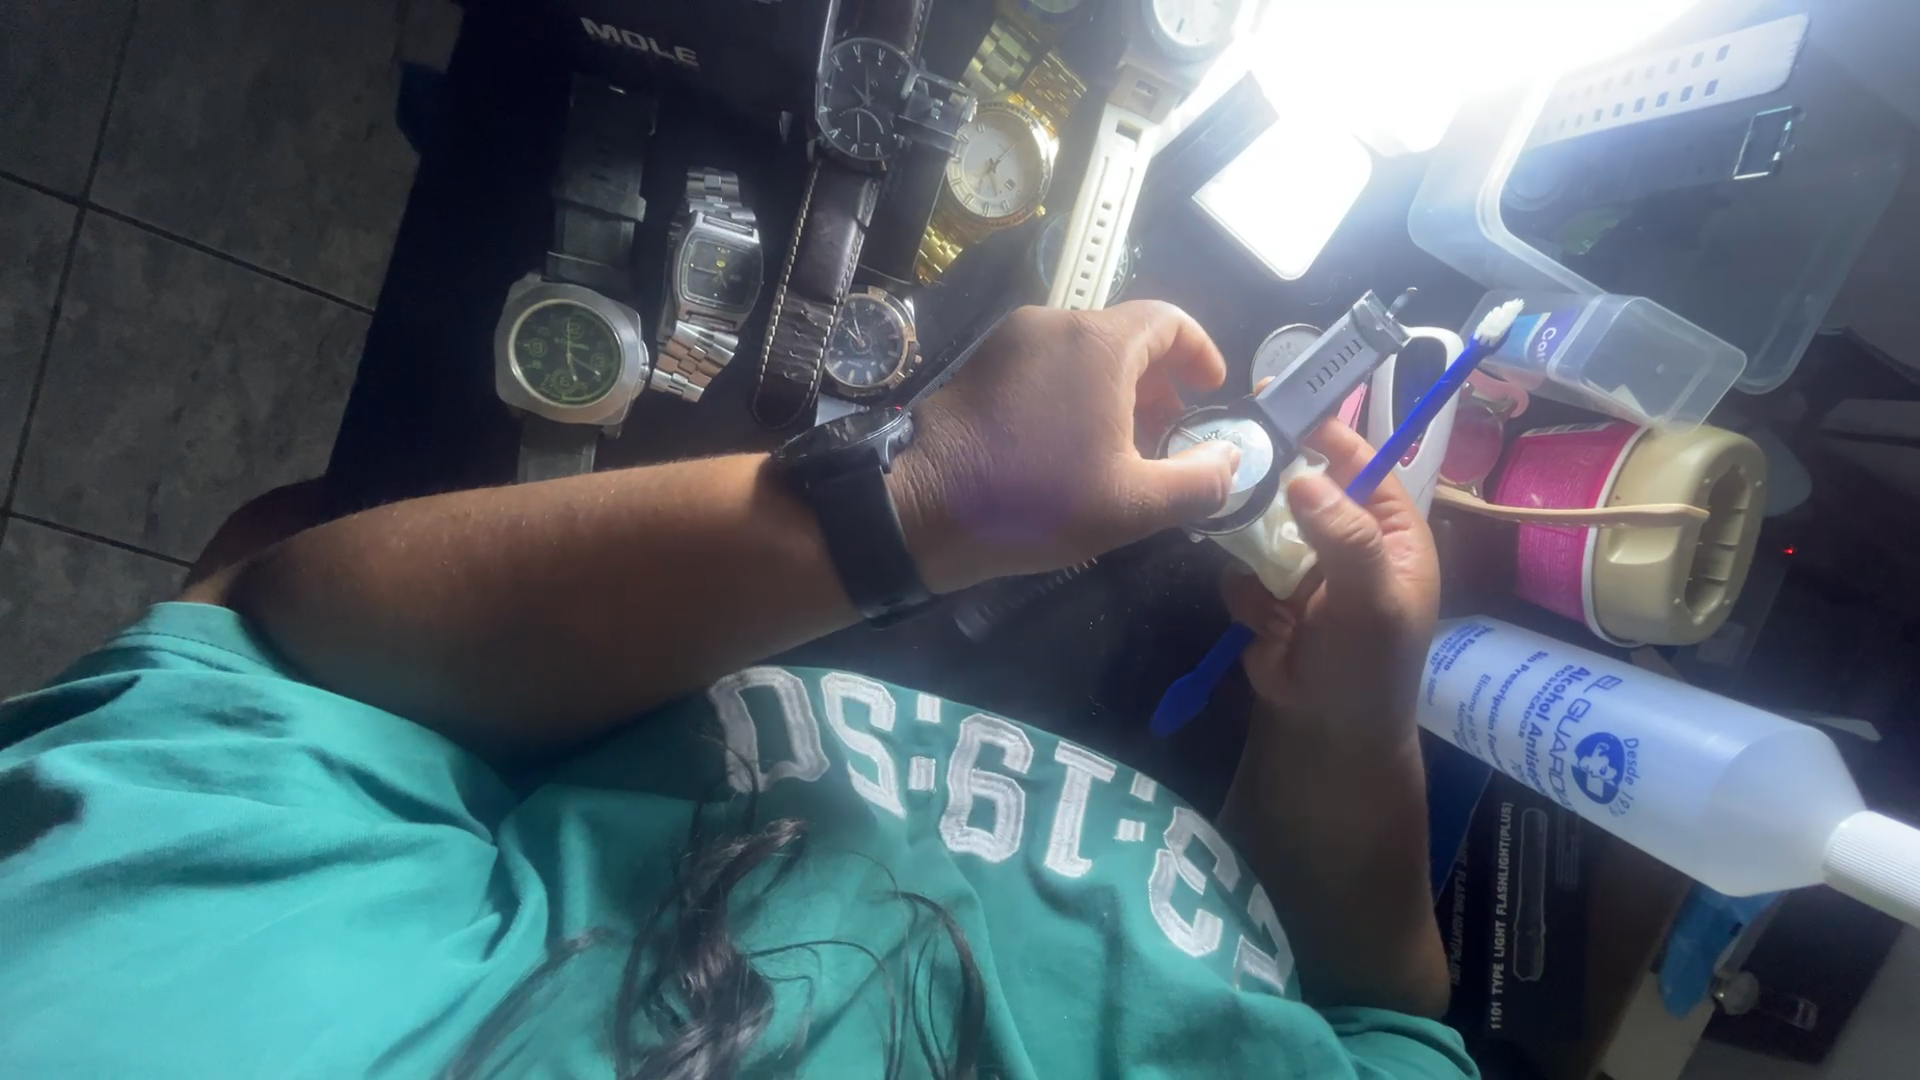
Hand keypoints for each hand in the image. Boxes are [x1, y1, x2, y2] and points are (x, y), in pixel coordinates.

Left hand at [890, 302, 1239, 592]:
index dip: (1199, 353)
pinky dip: (1070, 394)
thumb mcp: (1133, 505)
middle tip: (1168, 434)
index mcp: (1097, 343)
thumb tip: (1234, 458)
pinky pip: (1041, 367)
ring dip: (1113, 392)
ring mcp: (1006, 343)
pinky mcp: (976, 367)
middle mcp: (1051, 325)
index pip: (1169, 320)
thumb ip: (1199, 480)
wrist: (920, 511)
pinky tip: (1066, 445)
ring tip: (1120, 447)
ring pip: (1080, 354)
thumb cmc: (1034, 503)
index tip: (1209, 391)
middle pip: (1124, 338)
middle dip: (1157, 383)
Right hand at [1221, 420, 1439, 744]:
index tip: (1277, 402)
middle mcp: (1343, 537)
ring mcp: (1301, 563)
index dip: (1322, 431)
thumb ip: (1344, 537)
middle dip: (1271, 498)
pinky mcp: (1263, 589)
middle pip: (1297, 488)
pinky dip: (1246, 596)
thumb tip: (1303, 477)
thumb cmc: (1368, 664)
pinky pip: (1238, 568)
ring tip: (1277, 599)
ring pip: (1258, 528)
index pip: (1357, 462)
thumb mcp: (1369, 601)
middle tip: (1239, 485)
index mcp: (1387, 529)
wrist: (1327, 726)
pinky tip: (1268, 626)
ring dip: (1259, 561)